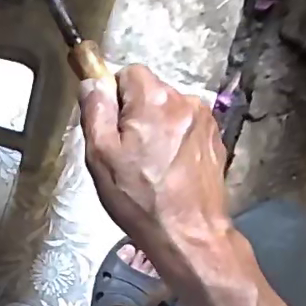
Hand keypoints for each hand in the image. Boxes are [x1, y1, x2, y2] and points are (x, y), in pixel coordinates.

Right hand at [80, 65, 243, 288]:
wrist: (187, 233)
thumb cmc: (141, 199)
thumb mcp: (101, 156)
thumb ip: (95, 111)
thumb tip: (92, 83)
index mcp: (154, 101)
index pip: (128, 72)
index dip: (113, 96)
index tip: (108, 124)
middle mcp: (184, 102)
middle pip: (149, 91)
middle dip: (132, 114)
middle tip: (123, 152)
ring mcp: (203, 121)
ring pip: (166, 110)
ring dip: (153, 129)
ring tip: (145, 165)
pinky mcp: (213, 139)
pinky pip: (183, 128)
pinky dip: (171, 142)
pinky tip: (164, 170)